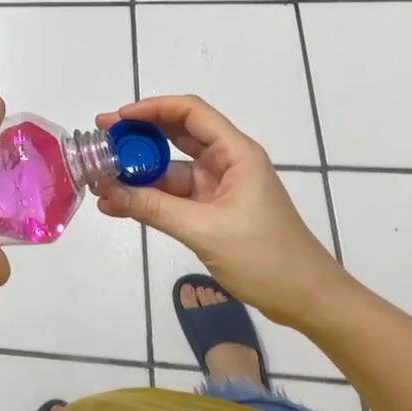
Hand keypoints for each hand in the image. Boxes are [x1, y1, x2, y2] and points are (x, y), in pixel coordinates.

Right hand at [93, 96, 350, 329]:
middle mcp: (227, 161)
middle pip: (177, 133)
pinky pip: (174, 193)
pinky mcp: (214, 209)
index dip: (153, 108)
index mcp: (236, 153)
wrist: (309, 302)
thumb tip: (107, 191)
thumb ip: (154, 208)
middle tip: (102, 137)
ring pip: (172, 165)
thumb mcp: (205, 231)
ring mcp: (220, 186)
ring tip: (103, 176)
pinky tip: (119, 204)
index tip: (119, 119)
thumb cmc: (266, 258)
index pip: (190, 112)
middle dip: (139, 134)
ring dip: (140, 170)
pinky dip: (149, 196)